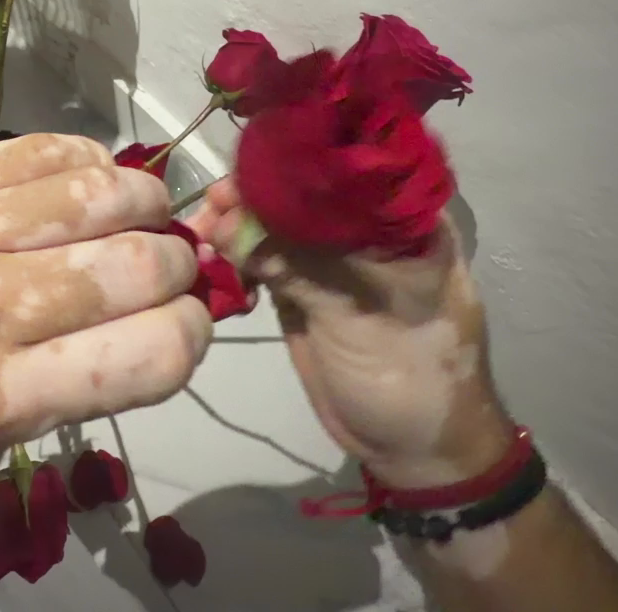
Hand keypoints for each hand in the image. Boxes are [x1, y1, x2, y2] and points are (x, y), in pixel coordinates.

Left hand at [0, 134, 209, 481]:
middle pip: (135, 266)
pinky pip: (43, 149)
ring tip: (143, 212)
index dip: (193, 332)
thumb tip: (172, 310)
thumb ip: (83, 377)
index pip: (149, 353)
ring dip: (145, 202)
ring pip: (99, 194)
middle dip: (176, 263)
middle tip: (170, 263)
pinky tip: (91, 178)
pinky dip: (90, 161)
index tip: (189, 320)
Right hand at [194, 180, 512, 487]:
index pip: (338, 171)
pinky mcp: (302, 285)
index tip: (240, 174)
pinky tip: (213, 259)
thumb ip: (298, 266)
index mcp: (402, 219)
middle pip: (297, 192)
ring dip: (234, 224)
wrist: (415, 450)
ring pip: (273, 223)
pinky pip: (261, 258)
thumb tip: (227, 225)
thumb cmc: (414, 374)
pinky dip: (235, 256)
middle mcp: (364, 227)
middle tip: (208, 208)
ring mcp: (330, 257)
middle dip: (249, 195)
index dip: (287, 167)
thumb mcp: (365, 313)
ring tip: (201, 234)